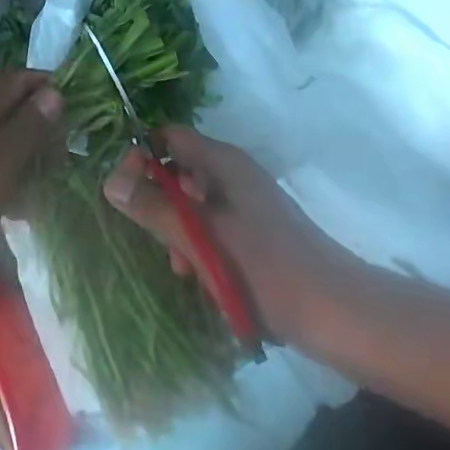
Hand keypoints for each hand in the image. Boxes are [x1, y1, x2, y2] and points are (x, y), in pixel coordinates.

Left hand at [0, 71, 63, 283]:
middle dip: (43, 125)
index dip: (56, 90)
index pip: (25, 78)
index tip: (83, 118)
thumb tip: (56, 91)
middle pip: (13, 105)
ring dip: (25, 153)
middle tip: (67, 158)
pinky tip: (12, 202)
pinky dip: (4, 172)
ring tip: (46, 184)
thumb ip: (27, 128)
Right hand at [102, 126, 353, 344]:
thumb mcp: (202, 239)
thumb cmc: (267, 269)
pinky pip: (213, 227)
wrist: (339, 314)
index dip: (141, 155)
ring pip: (194, 204)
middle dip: (159, 202)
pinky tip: (205, 279)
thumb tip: (110, 180)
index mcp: (223, 163)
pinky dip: (201, 247)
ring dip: (179, 231)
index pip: (168, 136)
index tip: (126, 191)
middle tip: (159, 239)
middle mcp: (234, 174)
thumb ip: (154, 207)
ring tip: (184, 268)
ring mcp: (247, 203)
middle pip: (178, 170)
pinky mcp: (256, 232)